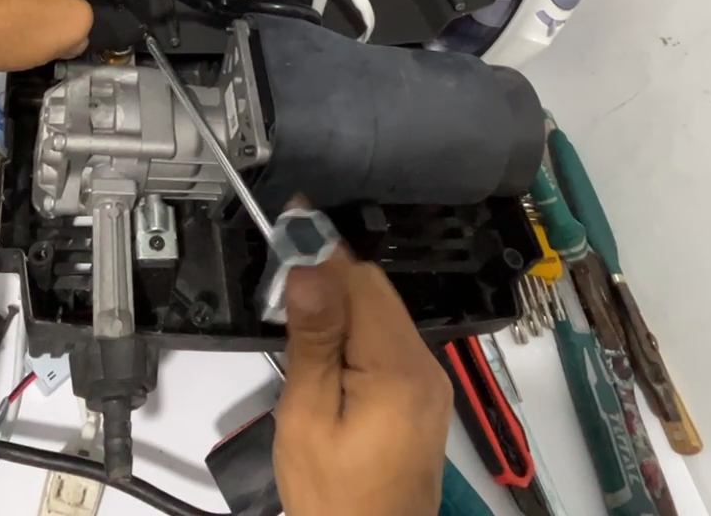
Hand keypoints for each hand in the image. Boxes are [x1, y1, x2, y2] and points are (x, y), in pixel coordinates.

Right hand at [273, 249, 453, 515]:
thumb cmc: (332, 497)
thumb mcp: (308, 419)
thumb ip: (312, 341)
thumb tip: (307, 271)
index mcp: (398, 371)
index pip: (359, 281)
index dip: (320, 250)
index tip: (288, 222)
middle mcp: (424, 366)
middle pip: (374, 287)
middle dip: (328, 272)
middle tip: (282, 280)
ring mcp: (428, 378)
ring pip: (380, 304)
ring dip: (339, 295)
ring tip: (297, 313)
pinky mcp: (421, 389)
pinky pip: (386, 331)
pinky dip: (354, 321)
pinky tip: (325, 338)